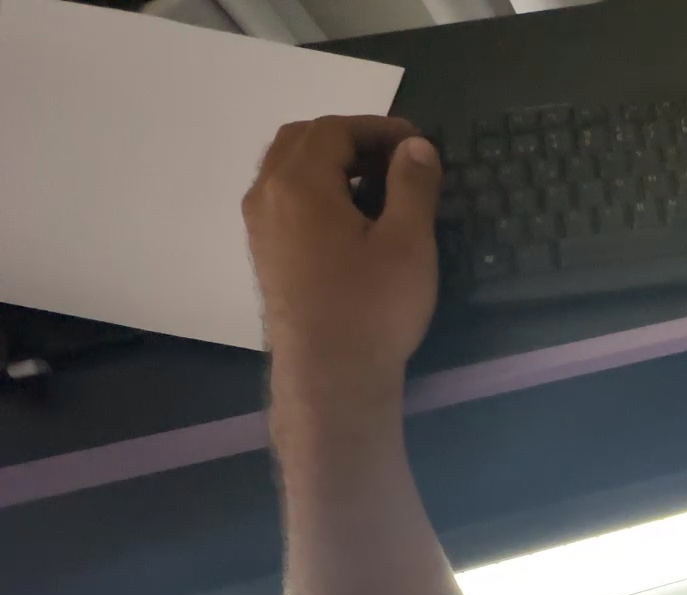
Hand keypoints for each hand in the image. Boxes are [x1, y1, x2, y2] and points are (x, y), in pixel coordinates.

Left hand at [243, 115, 440, 411]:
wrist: (332, 370)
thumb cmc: (375, 306)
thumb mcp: (408, 244)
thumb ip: (412, 189)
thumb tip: (417, 147)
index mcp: (301, 183)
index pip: (334, 131)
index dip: (378, 128)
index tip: (419, 141)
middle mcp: (269, 193)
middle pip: (303, 141)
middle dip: (352, 139)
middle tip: (399, 157)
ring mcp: (262, 223)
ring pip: (290, 169)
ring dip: (333, 163)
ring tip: (381, 184)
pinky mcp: (268, 251)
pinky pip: (288, 198)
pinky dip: (321, 188)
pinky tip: (354, 217)